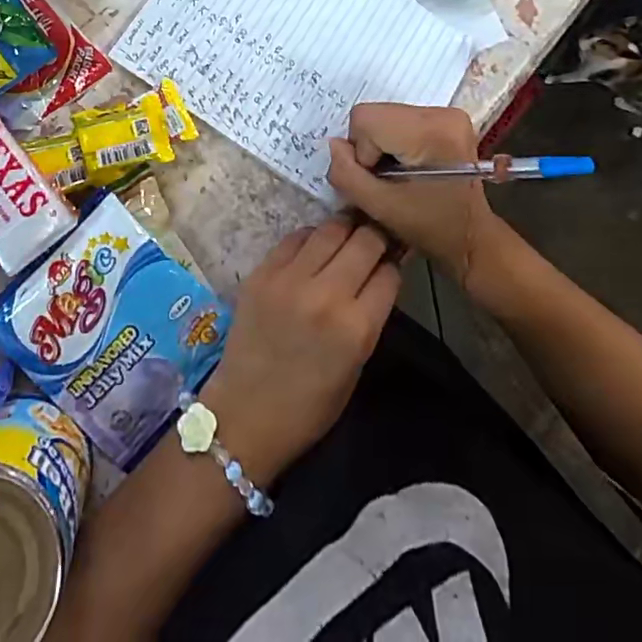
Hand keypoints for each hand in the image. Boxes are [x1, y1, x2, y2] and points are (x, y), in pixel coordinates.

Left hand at [198, 217, 400, 483]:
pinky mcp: (261, 273)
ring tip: (345, 238)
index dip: (395, 262)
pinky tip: (313, 249)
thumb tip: (383, 272)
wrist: (246, 412)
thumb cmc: (310, 404)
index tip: (393, 259)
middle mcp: (325, 294)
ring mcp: (289, 279)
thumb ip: (371, 313)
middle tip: (373, 241)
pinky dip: (310, 238)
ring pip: (330, 230)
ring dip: (344, 231)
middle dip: (375, 237)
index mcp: (356, 326)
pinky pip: (294, 238)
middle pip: (364, 240)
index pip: (389, 272)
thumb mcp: (357, 363)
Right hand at [326, 103, 500, 278]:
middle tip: (387, 178)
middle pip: (373, 114)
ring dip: (379, 144)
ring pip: (383, 115)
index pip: (365, 119)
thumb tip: (335, 145)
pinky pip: (397, 119)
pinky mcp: (446, 118)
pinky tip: (407, 164)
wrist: (470, 235)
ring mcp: (447, 113)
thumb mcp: (378, 207)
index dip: (361, 152)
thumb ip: (346, 174)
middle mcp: (443, 113)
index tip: (380, 179)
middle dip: (369, 147)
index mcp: (431, 132)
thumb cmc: (429, 226)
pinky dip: (391, 141)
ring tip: (398, 173)